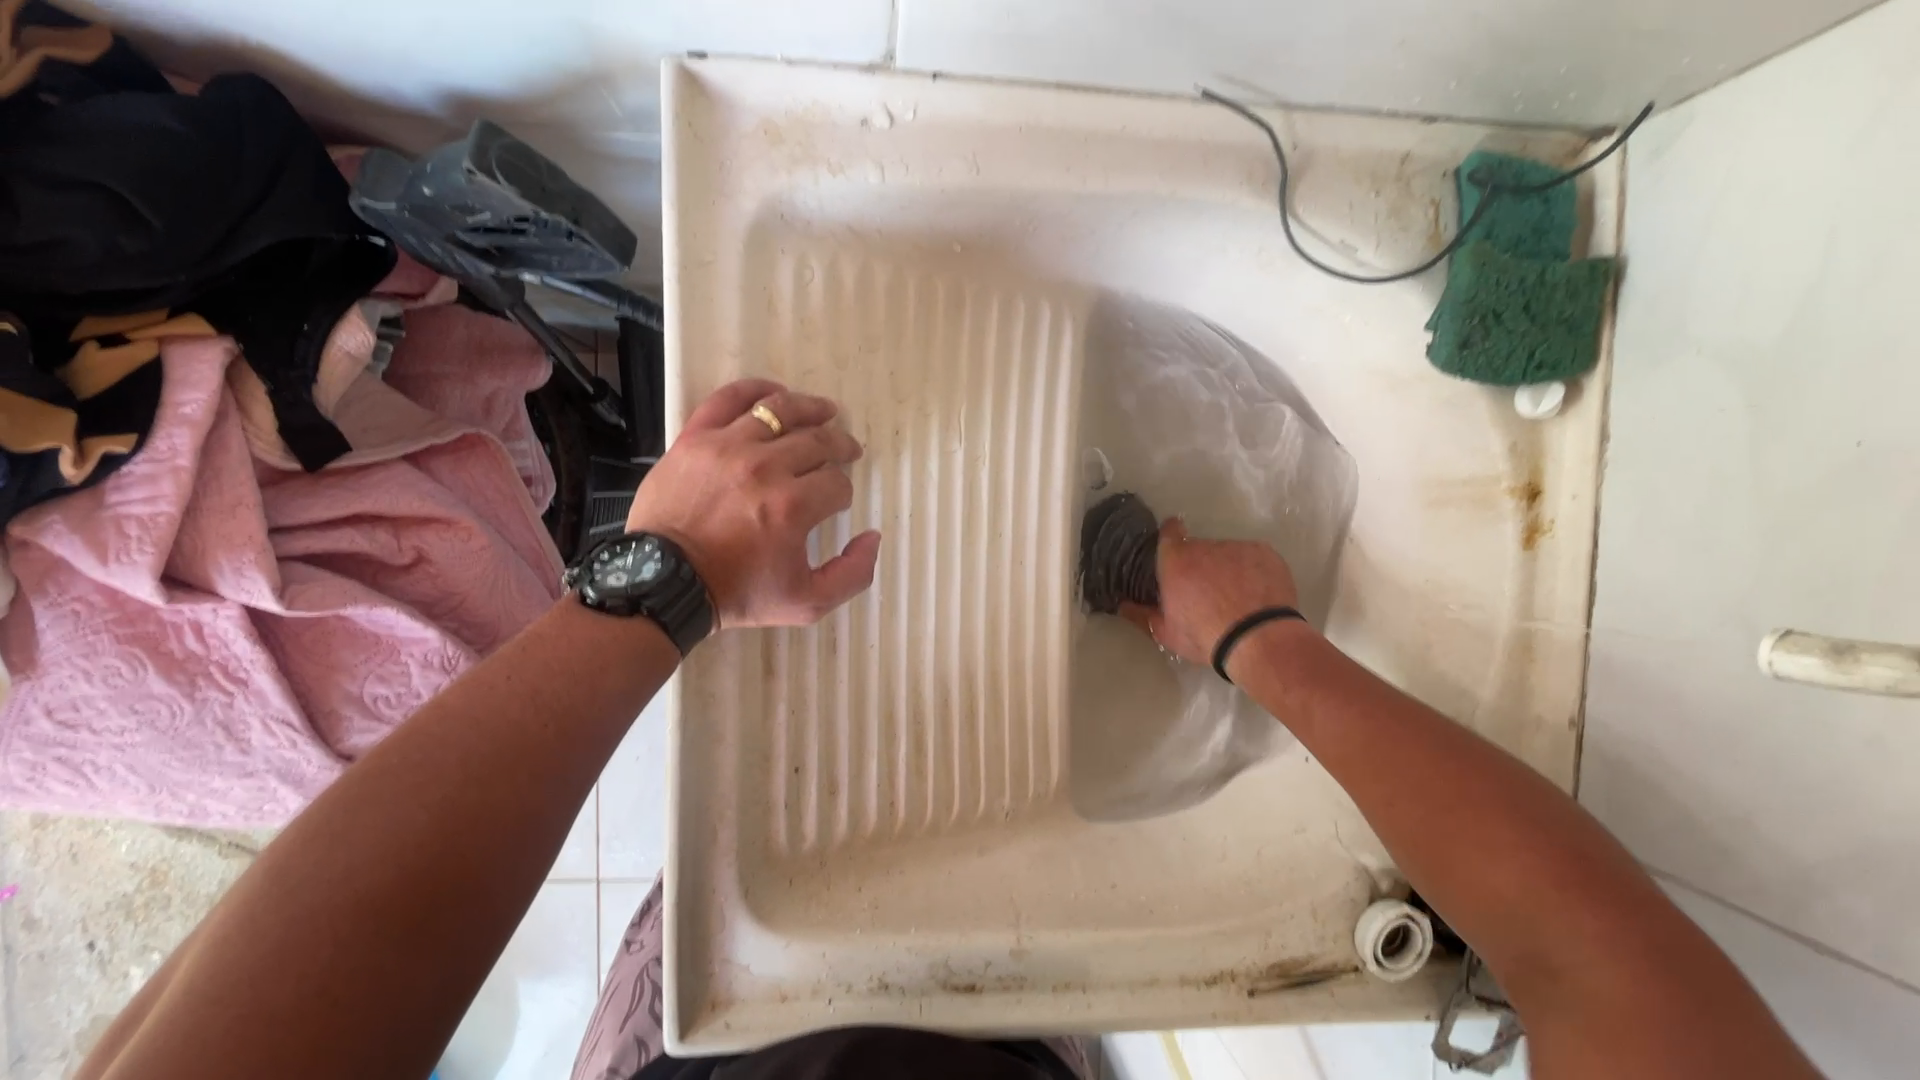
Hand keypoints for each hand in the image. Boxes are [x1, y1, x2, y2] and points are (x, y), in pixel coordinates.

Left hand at [625, 378, 880, 629]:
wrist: (665, 582)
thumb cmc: (736, 592)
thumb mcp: (806, 602)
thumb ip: (852, 575)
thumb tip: (872, 537)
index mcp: (793, 506)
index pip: (837, 484)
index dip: (842, 493)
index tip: (834, 501)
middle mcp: (765, 468)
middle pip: (818, 441)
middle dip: (840, 446)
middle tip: (847, 450)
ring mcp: (728, 446)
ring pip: (781, 411)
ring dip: (811, 409)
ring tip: (825, 411)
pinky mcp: (696, 437)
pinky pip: (729, 399)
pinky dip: (757, 389)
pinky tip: (775, 393)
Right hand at [1121, 519, 1305, 669]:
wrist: (1258, 640)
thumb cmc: (1205, 637)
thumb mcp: (1167, 634)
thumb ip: (1142, 614)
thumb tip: (1122, 605)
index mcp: (1176, 562)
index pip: (1169, 532)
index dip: (1171, 535)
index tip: (1174, 545)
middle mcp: (1204, 547)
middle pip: (1199, 550)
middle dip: (1201, 566)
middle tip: (1207, 594)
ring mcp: (1237, 548)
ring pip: (1227, 555)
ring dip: (1227, 569)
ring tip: (1236, 599)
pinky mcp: (1265, 552)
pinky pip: (1253, 558)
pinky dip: (1252, 572)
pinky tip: (1256, 595)